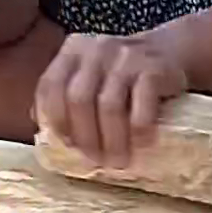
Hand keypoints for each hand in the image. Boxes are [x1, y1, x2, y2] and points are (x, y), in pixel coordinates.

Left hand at [35, 34, 189, 166]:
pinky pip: (142, 107)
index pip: (53, 85)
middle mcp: (95, 51)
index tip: (71, 146)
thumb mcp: (93, 73)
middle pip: (79, 99)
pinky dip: (140, 131)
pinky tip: (143, 146)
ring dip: (113, 141)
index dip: (57, 120)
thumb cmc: (129, 74)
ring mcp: (125, 60)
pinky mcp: (153, 71)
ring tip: (120, 162)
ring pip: (109, 106)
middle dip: (87, 137)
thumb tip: (41, 122)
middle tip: (99, 161)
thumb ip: (69, 90)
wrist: (171, 52)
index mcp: (73, 50)